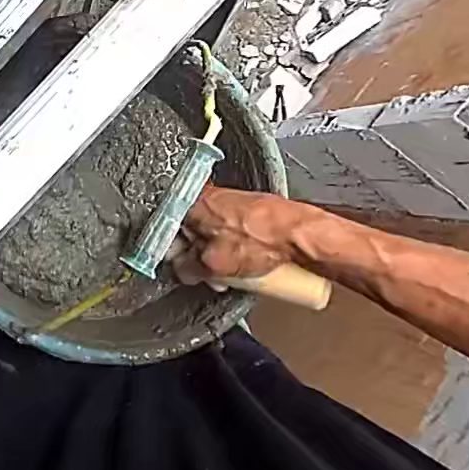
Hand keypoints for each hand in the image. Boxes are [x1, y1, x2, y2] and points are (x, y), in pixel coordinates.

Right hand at [175, 184, 326, 283]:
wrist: (301, 233)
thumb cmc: (262, 240)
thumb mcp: (213, 264)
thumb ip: (187, 268)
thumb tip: (182, 270)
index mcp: (191, 202)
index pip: (167, 230)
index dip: (175, 253)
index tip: (184, 268)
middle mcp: (208, 195)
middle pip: (190, 230)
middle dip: (199, 255)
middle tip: (210, 274)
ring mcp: (230, 199)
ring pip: (212, 231)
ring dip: (217, 252)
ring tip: (233, 272)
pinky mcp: (248, 207)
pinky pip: (231, 229)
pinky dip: (234, 244)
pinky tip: (246, 260)